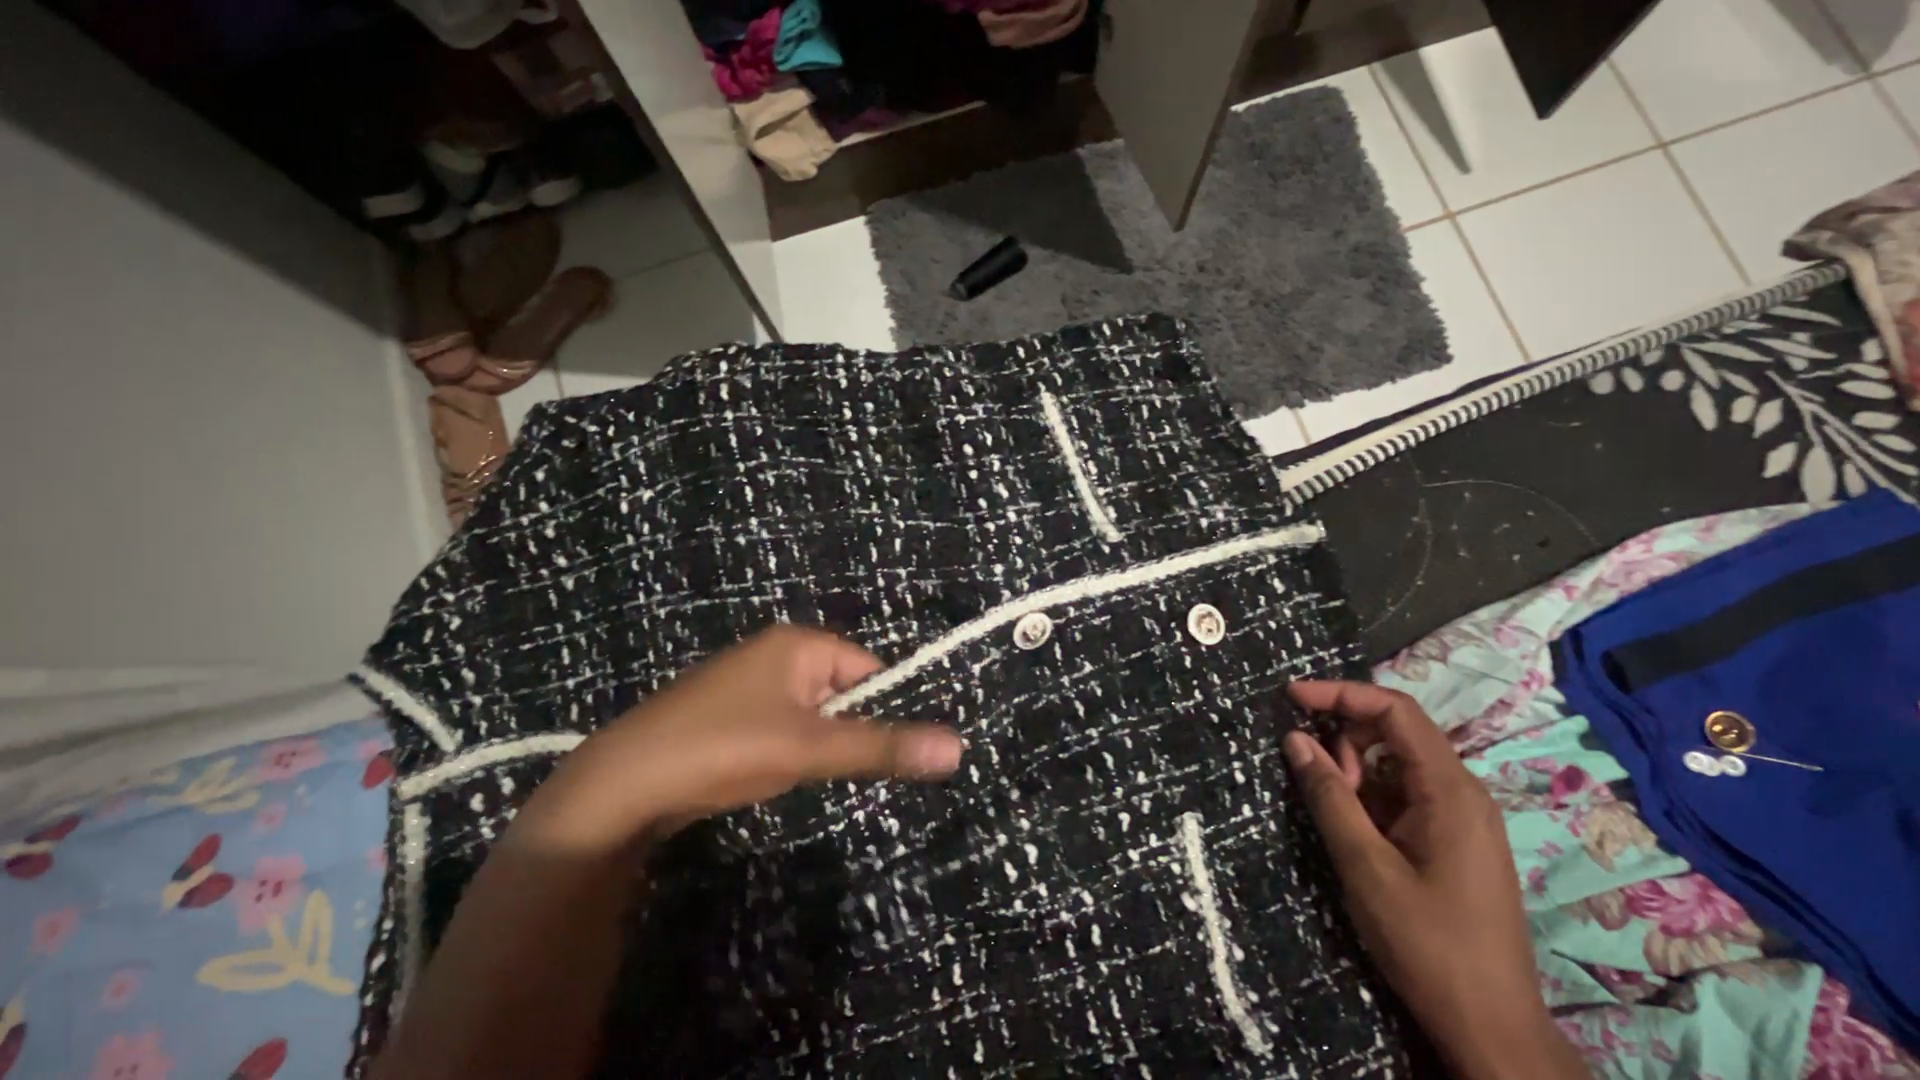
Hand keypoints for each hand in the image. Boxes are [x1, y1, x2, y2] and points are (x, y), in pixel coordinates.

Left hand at [516, 625, 964, 853]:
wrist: (624, 784)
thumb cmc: (725, 748)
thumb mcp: (810, 748)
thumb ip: (882, 747)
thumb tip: (958, 747)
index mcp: (797, 643)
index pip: (869, 669)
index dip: (887, 709)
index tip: (898, 751)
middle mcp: (773, 655)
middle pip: (841, 691)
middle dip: (849, 732)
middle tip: (853, 770)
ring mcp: (746, 686)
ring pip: (811, 716)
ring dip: (819, 747)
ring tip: (811, 776)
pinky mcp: (727, 718)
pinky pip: (780, 729)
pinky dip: (789, 752)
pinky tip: (777, 778)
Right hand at [1283, 681, 1585, 1079]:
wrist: (1490, 1022)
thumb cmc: (1427, 942)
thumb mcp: (1365, 867)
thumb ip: (1329, 797)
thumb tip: (1295, 740)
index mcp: (1450, 789)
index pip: (1395, 710)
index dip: (1341, 694)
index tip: (1290, 695)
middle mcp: (1462, 793)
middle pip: (1396, 734)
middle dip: (1345, 742)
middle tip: (1315, 783)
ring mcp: (1462, 819)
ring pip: (1397, 767)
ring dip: (1356, 774)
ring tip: (1336, 819)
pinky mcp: (1455, 843)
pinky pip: (1406, 798)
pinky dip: (1371, 802)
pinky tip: (1356, 836)